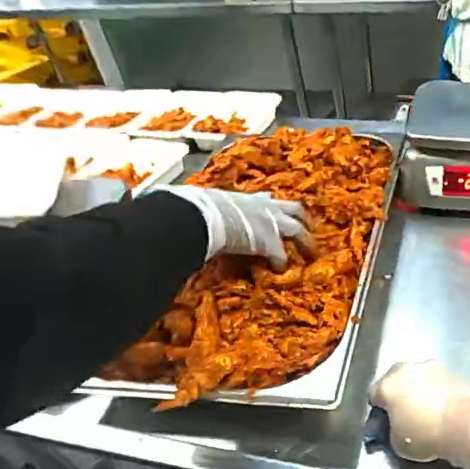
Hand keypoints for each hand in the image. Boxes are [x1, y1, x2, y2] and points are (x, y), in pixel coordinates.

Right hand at [159, 187, 311, 268]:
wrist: (196, 214)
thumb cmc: (192, 206)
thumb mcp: (197, 202)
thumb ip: (191, 206)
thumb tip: (158, 205)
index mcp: (246, 198)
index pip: (266, 199)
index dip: (273, 204)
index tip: (277, 206)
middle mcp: (263, 206)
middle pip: (294, 209)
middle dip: (302, 219)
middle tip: (307, 230)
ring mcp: (269, 222)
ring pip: (298, 230)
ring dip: (305, 242)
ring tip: (311, 254)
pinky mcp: (269, 241)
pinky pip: (282, 255)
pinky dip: (282, 263)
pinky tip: (282, 271)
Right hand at [370, 361, 469, 468]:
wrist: (464, 423)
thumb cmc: (424, 434)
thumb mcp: (396, 441)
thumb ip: (390, 428)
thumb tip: (395, 424)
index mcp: (387, 385)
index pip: (373, 394)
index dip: (378, 409)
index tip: (385, 420)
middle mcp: (406, 369)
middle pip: (395, 379)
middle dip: (397, 392)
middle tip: (404, 412)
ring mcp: (430, 366)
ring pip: (416, 376)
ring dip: (417, 387)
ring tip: (426, 407)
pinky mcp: (450, 370)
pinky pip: (435, 379)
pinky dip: (435, 388)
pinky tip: (441, 403)